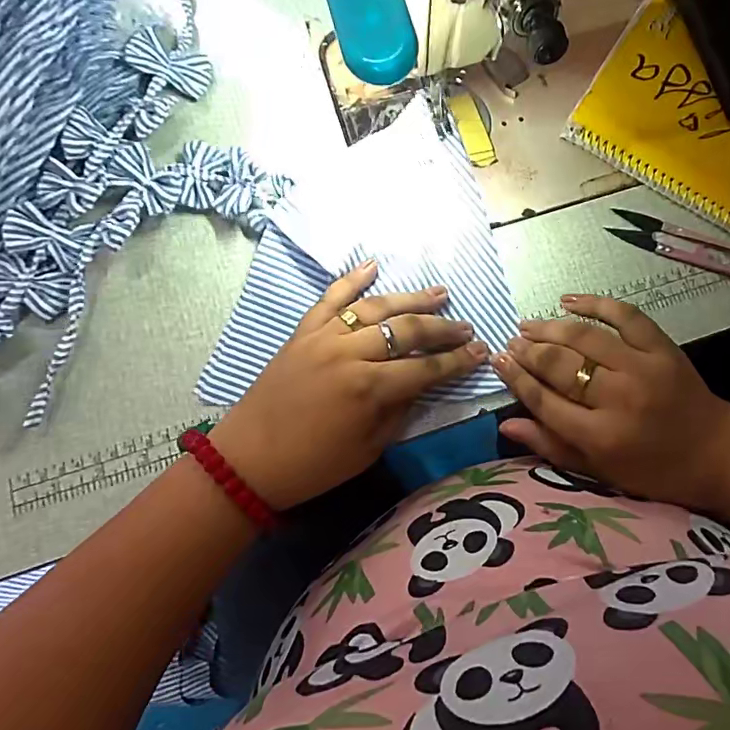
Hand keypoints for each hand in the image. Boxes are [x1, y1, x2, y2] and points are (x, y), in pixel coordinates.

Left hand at [210, 260, 490, 508]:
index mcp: (368, 388)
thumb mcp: (370, 447)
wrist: (247, 461)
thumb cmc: (314, 464)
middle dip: (442, 328)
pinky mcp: (302, 333)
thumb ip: (400, 409)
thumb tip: (424, 382)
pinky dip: (350, 280)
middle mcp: (349, 354)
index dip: (457, 361)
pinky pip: (330, 299)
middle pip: (407, 331)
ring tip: (439, 294)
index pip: (426, 368)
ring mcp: (323, 337)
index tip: (481, 351)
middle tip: (466, 327)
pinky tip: (373, 265)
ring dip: (411, 299)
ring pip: (375, 307)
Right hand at [491, 294, 729, 507]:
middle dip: (530, 352)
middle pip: (561, 366)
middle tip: (511, 342)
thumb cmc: (653, 470)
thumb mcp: (600, 471)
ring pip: (585, 337)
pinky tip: (569, 300)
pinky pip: (625, 316)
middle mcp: (619, 398)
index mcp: (601, 436)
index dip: (517, 379)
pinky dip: (596, 303)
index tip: (498, 361)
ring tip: (528, 325)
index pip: (545, 401)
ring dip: (551, 328)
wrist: (715, 452)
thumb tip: (505, 424)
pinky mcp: (662, 347)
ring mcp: (643, 368)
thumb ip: (552, 447)